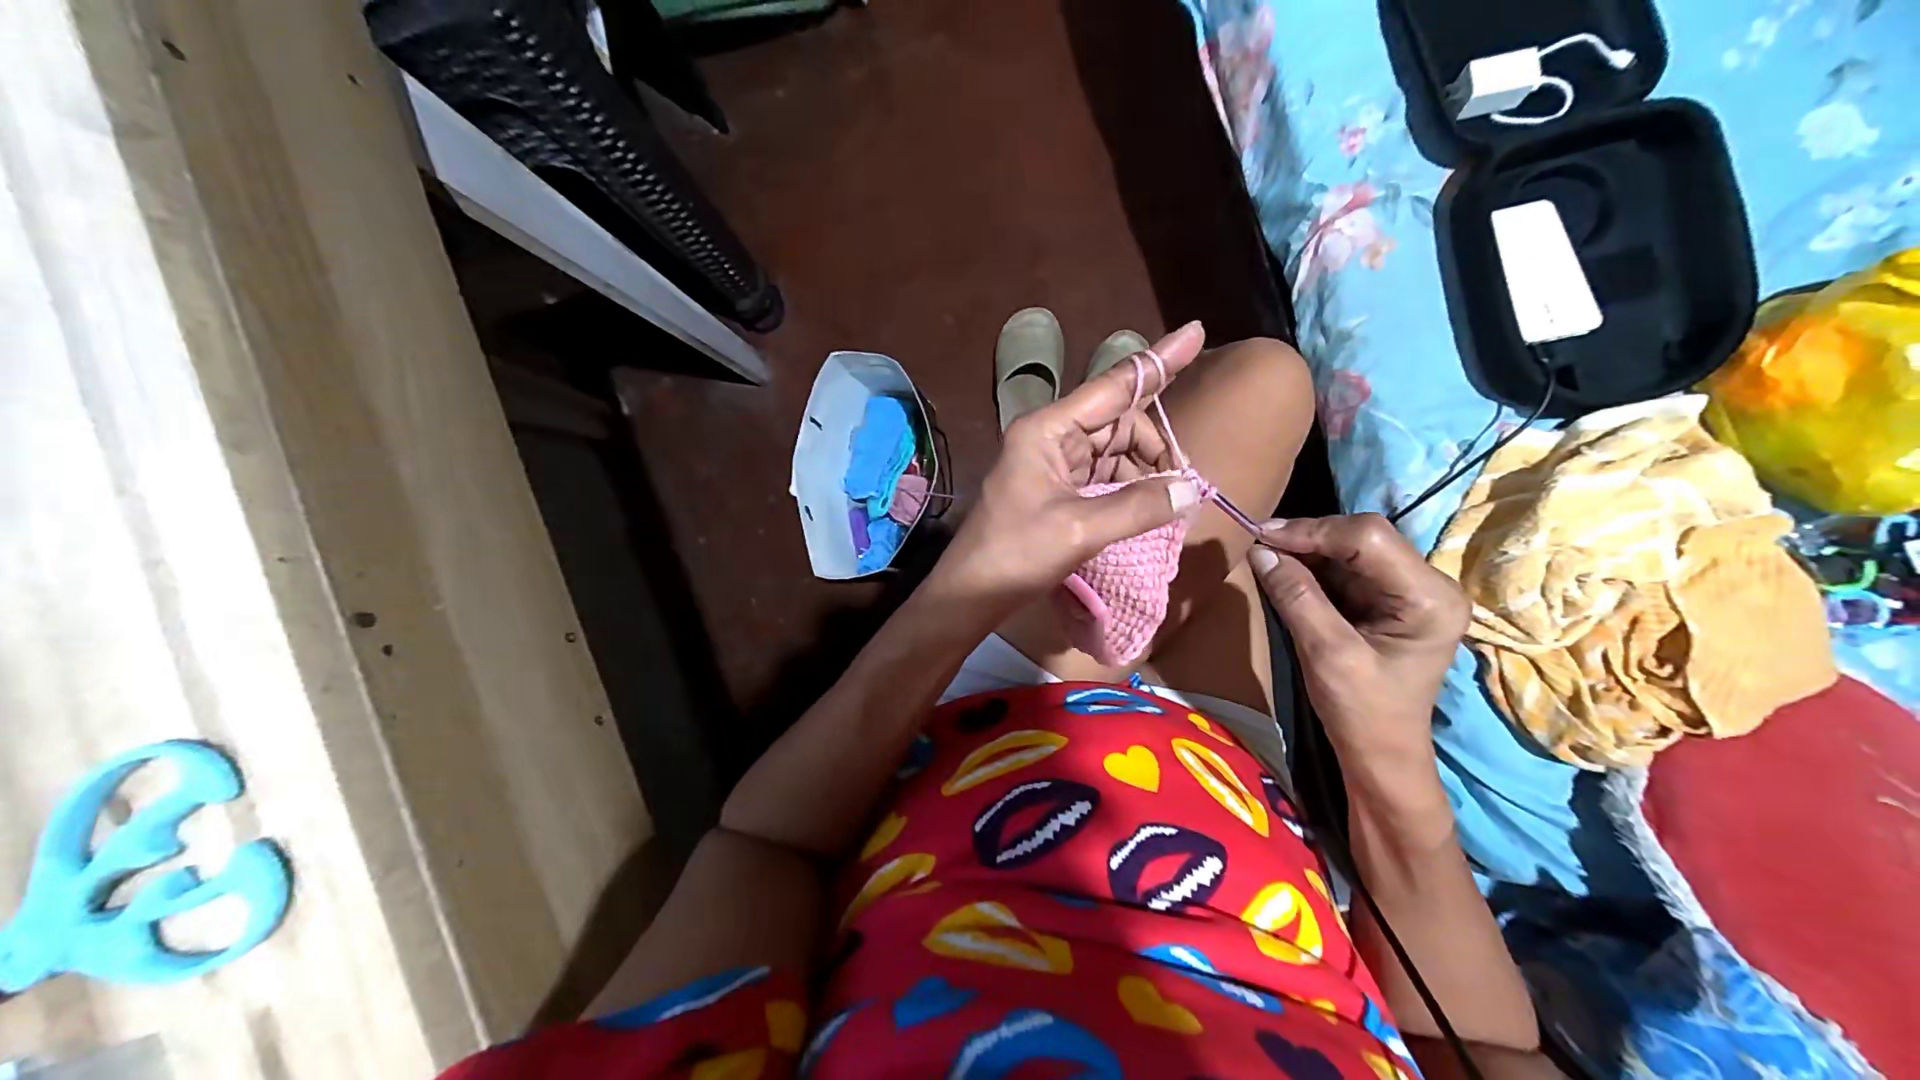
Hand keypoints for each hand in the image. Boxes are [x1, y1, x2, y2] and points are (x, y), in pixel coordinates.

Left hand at [933, 322, 1209, 610]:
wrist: (971, 593)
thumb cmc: (1015, 554)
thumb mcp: (1079, 530)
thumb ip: (1139, 506)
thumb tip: (1191, 489)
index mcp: (1047, 429)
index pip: (1113, 386)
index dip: (1157, 362)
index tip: (1196, 331)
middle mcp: (1051, 436)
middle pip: (1119, 420)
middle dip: (1153, 446)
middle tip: (1181, 482)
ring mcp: (1053, 462)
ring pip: (1114, 449)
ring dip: (1144, 469)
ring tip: (1166, 500)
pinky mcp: (1056, 488)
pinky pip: (1104, 474)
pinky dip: (1128, 487)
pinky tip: (1147, 506)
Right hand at [1248, 514, 1467, 758]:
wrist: (1380, 753)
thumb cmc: (1363, 711)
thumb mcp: (1327, 654)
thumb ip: (1296, 597)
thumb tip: (1260, 551)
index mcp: (1429, 597)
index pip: (1370, 537)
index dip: (1314, 530)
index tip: (1263, 536)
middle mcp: (1426, 584)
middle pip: (1362, 536)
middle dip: (1308, 537)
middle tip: (1259, 542)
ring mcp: (1406, 590)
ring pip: (1349, 547)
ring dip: (1304, 548)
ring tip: (1264, 552)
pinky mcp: (1384, 599)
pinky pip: (1343, 567)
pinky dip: (1309, 564)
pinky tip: (1282, 567)